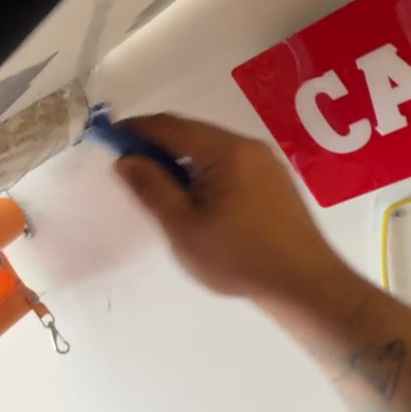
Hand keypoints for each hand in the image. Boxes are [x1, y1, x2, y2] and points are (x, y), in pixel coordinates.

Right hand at [112, 113, 357, 307]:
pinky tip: (188, 195)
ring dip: (175, 158)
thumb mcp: (182, 226)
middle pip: (190, 132)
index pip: (169, 126)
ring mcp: (264, 163)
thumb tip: (124, 159)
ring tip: (152, 184)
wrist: (304, 285)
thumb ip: (151, 187)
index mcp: (225, 151)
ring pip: (208, 148)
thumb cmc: (236, 257)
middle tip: (125, 166)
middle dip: (153, 143)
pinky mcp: (271, 181)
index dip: (134, 129)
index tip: (107, 139)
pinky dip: (197, 169)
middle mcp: (247, 147)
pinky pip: (225, 162)